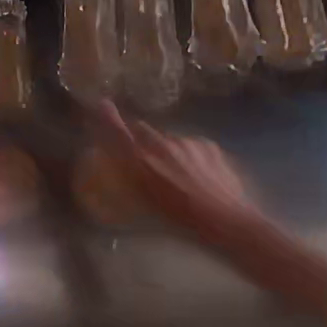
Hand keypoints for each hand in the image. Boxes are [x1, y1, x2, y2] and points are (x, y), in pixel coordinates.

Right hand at [90, 102, 265, 240]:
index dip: (108, 117)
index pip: (117, 130)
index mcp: (141, 162)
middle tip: (141, 155)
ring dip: (165, 148)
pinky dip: (187, 153)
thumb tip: (127, 165)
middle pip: (142, 129)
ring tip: (175, 172)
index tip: (103, 105)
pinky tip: (196, 173)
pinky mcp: (207, 144)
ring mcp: (186, 142)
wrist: (224, 219)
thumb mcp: (146, 204)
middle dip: (138, 136)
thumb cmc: (179, 221)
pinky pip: (190, 143)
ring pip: (168, 138)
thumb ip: (132, 178)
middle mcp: (161, 145)